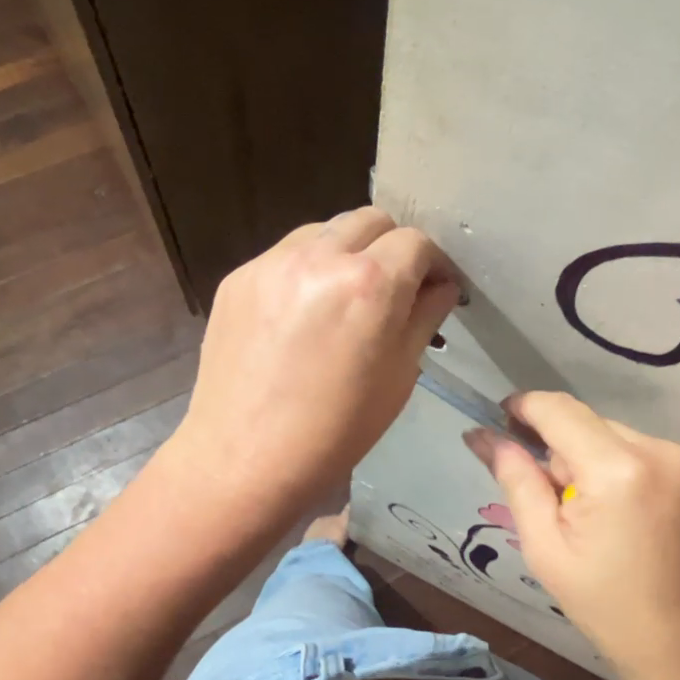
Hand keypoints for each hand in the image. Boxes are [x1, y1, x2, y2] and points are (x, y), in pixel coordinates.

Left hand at [172, 207, 457, 509]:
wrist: (244, 459)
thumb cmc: (336, 431)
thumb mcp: (399, 376)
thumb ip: (424, 318)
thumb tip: (440, 287)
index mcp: (370, 283)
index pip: (417, 242)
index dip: (434, 264)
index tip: (435, 289)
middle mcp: (320, 257)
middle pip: (371, 221)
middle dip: (392, 248)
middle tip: (393, 290)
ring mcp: (272, 263)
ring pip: (325, 231)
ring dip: (347, 252)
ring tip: (344, 298)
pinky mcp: (238, 278)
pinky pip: (285, 255)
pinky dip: (306, 270)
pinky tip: (302, 314)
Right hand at [465, 392, 679, 679]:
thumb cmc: (606, 605)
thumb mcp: (546, 547)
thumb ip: (516, 481)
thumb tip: (481, 435)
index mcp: (617, 471)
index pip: (559, 411)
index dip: (525, 408)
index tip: (501, 419)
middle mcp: (660, 452)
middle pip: (589, 423)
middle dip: (560, 448)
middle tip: (549, 497)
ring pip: (617, 437)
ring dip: (593, 459)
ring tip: (591, 514)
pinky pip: (646, 453)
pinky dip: (624, 469)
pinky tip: (624, 514)